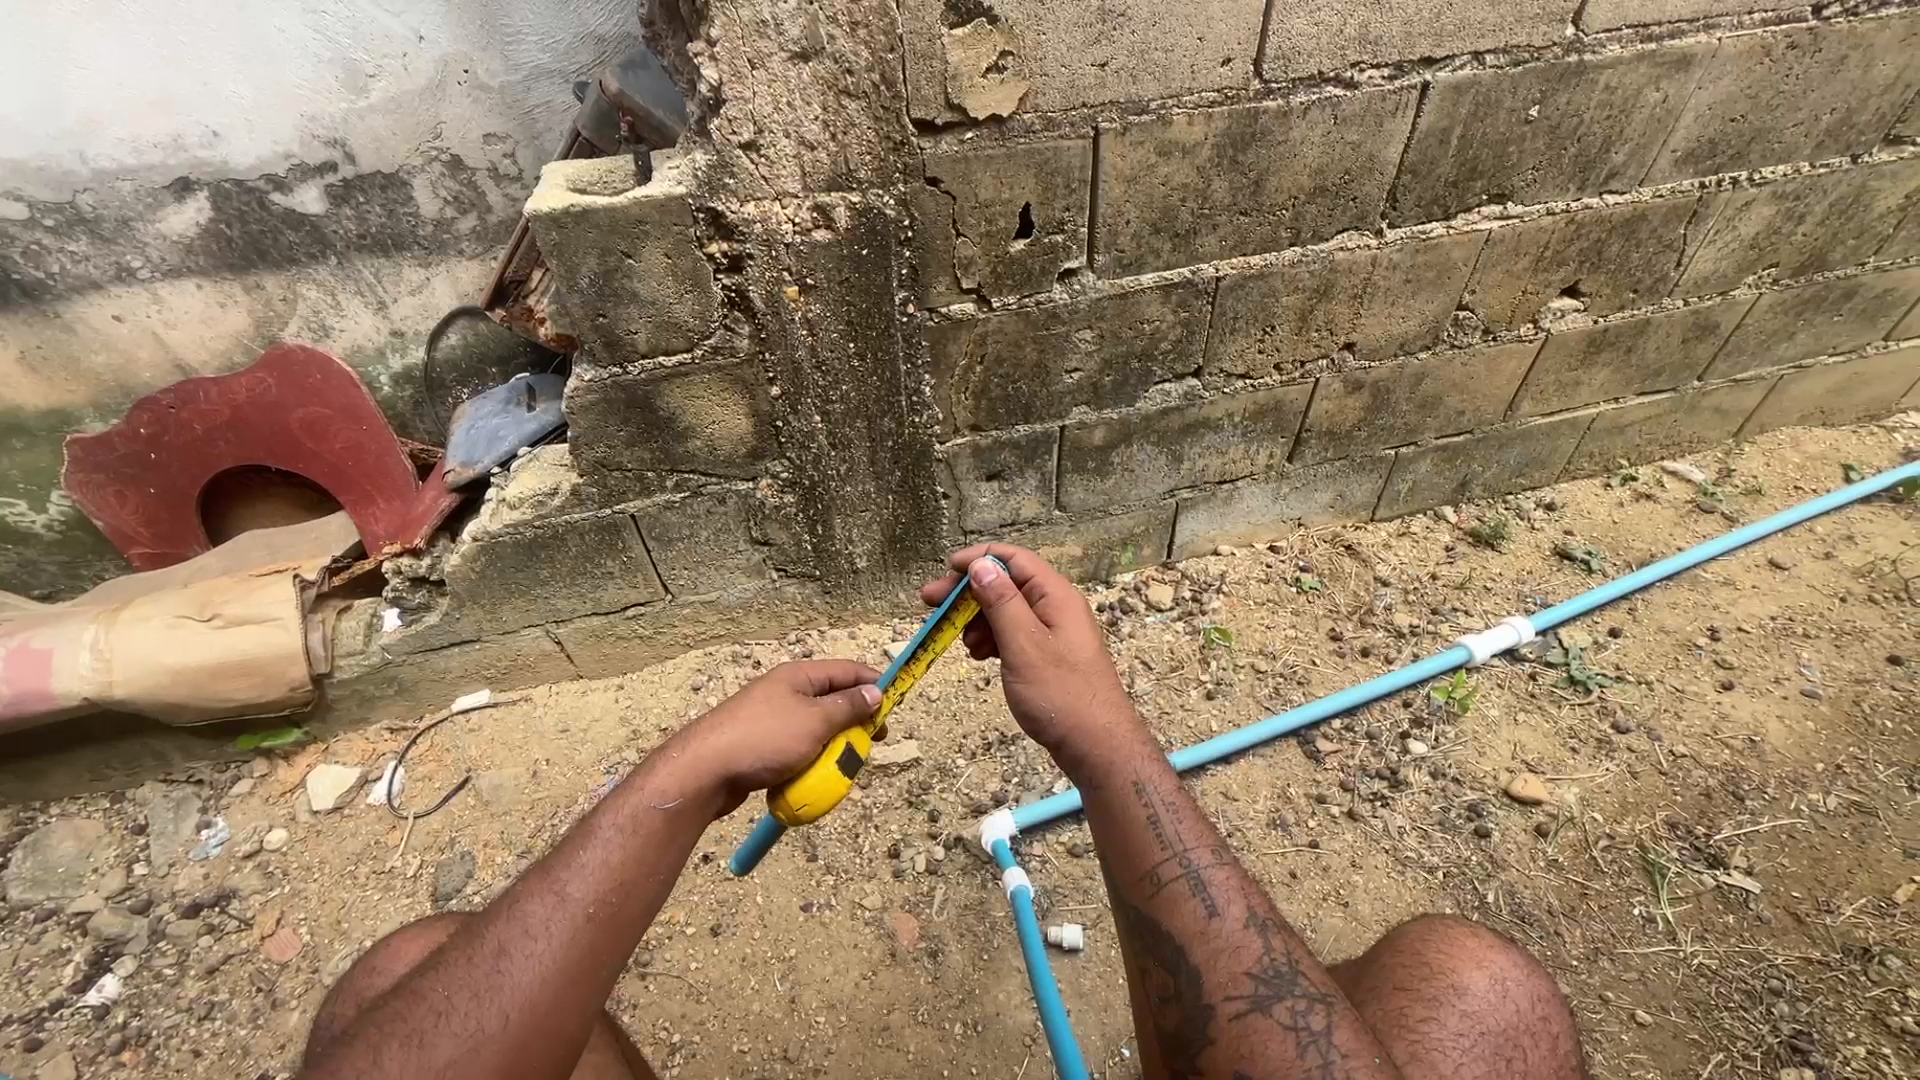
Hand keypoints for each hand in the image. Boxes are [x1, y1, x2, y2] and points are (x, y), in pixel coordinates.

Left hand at [659, 660, 881, 817]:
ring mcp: (773, 720)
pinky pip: (798, 751)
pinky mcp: (763, 747)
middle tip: (870, 744)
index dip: (874, 684)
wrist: (703, 772)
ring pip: (817, 730)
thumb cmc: (763, 740)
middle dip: (855, 723)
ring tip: (842, 768)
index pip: (847, 671)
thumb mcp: (815, 721)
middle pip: (833, 701)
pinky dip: (811, 764)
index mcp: (800, 676)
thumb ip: (848, 707)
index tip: (894, 706)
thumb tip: (876, 692)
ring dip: (833, 748)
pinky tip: (813, 780)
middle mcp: (787, 692)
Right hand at [919, 544, 1142, 767]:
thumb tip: (981, 565)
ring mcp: (1052, 632)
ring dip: (977, 620)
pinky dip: (992, 640)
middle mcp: (1055, 607)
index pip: (1013, 559)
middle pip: (1006, 584)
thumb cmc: (1061, 695)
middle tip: (931, 604)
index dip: (978, 559)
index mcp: (1055, 595)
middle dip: (968, 593)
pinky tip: (978, 656)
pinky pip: (1013, 635)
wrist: (1096, 746)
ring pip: (1006, 611)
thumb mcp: (1023, 645)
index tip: (945, 570)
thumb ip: (1001, 602)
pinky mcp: (1047, 656)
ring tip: (961, 643)